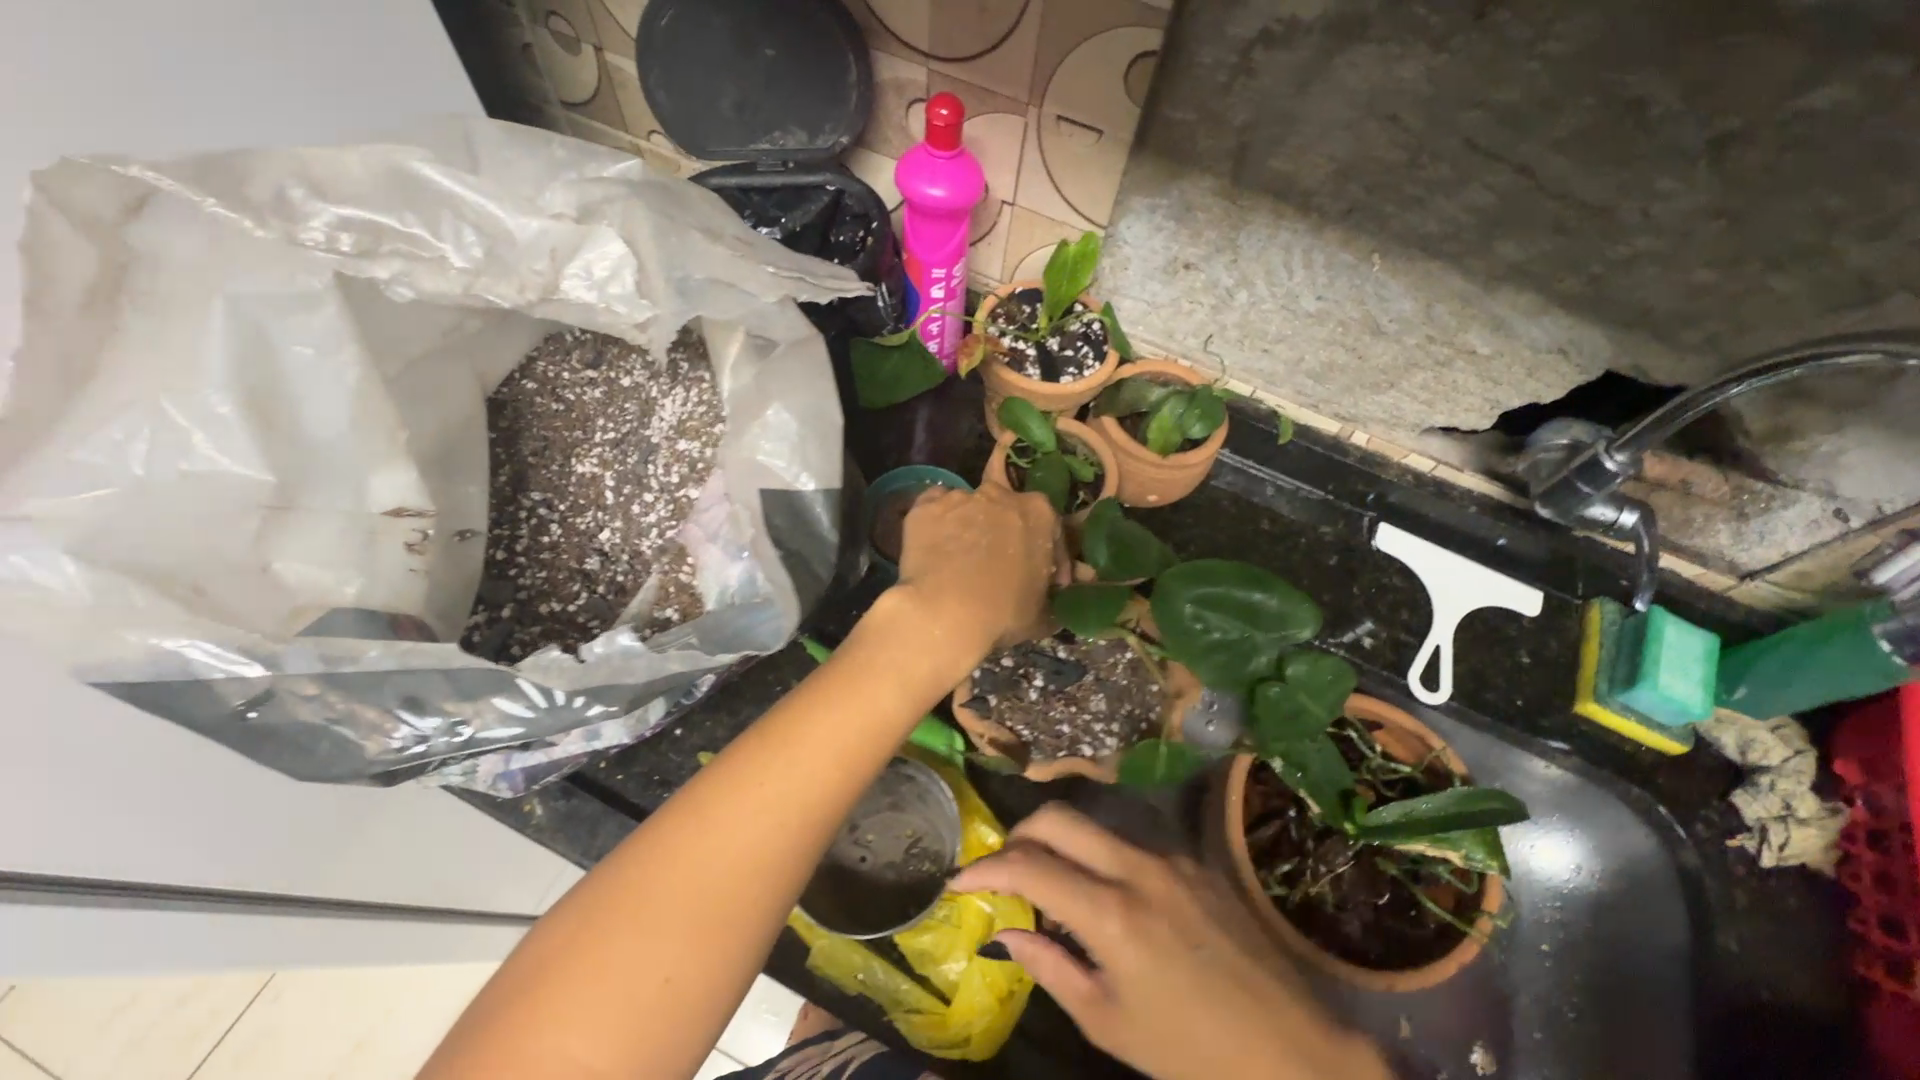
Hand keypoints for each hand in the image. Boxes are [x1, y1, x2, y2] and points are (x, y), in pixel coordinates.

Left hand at [893, 484, 1065, 654]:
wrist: (946, 610)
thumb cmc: (1004, 612)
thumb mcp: (1042, 614)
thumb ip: (1049, 598)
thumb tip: (1050, 602)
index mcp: (1039, 514)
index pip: (1051, 529)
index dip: (1049, 556)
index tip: (1043, 578)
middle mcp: (1000, 497)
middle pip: (1006, 503)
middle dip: (1004, 524)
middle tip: (995, 555)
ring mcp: (960, 498)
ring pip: (967, 503)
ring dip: (968, 522)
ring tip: (958, 553)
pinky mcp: (925, 506)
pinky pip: (933, 506)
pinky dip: (936, 521)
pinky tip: (933, 542)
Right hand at [949, 805, 1391, 1079]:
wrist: (1291, 1047)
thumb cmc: (1190, 1050)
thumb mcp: (1108, 1021)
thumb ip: (1050, 966)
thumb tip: (1005, 933)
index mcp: (1113, 914)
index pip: (1029, 865)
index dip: (985, 868)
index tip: (959, 881)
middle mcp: (1139, 869)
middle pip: (1059, 817)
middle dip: (1017, 834)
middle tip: (1001, 870)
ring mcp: (1171, 859)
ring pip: (1094, 825)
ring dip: (1058, 843)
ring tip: (1047, 887)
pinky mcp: (1195, 863)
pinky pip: (1129, 843)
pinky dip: (1097, 856)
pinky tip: (1099, 897)